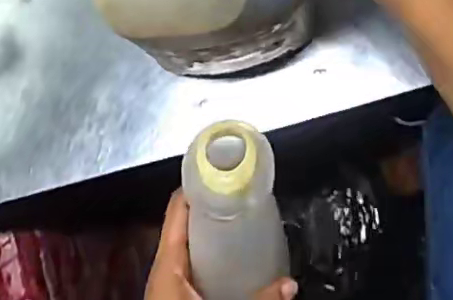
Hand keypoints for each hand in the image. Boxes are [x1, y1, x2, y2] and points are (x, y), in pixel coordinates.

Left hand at [147, 191, 296, 299]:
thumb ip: (258, 299)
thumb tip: (290, 285)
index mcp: (166, 263)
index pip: (179, 204)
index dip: (201, 180)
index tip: (226, 165)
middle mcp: (162, 269)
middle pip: (186, 221)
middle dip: (215, 205)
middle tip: (244, 192)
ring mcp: (166, 284)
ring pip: (188, 243)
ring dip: (213, 229)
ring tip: (242, 218)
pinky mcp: (174, 297)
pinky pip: (190, 263)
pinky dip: (209, 252)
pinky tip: (231, 258)